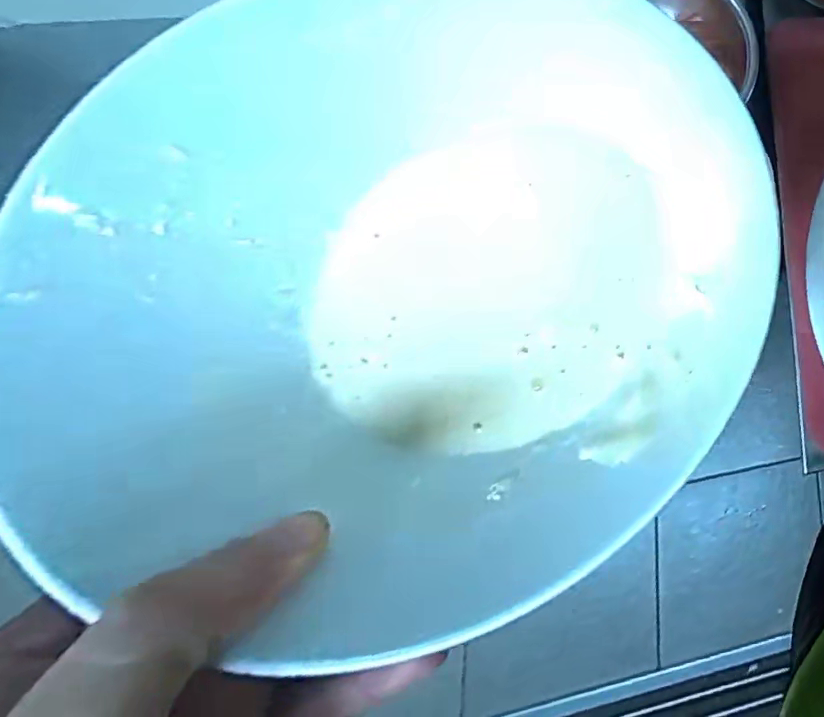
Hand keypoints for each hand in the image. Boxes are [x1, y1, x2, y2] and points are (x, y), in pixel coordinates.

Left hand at [1, 513, 442, 716]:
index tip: (324, 486)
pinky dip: (359, 686)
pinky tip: (413, 659)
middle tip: (400, 536)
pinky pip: (307, 708)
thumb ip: (163, 625)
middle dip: (322, 579)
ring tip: (428, 598)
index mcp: (29, 674)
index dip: (236, 528)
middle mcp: (112, 694)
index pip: (145, 576)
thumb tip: (303, 527)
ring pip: (282, 662)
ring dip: (359, 633)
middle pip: (233, 612)